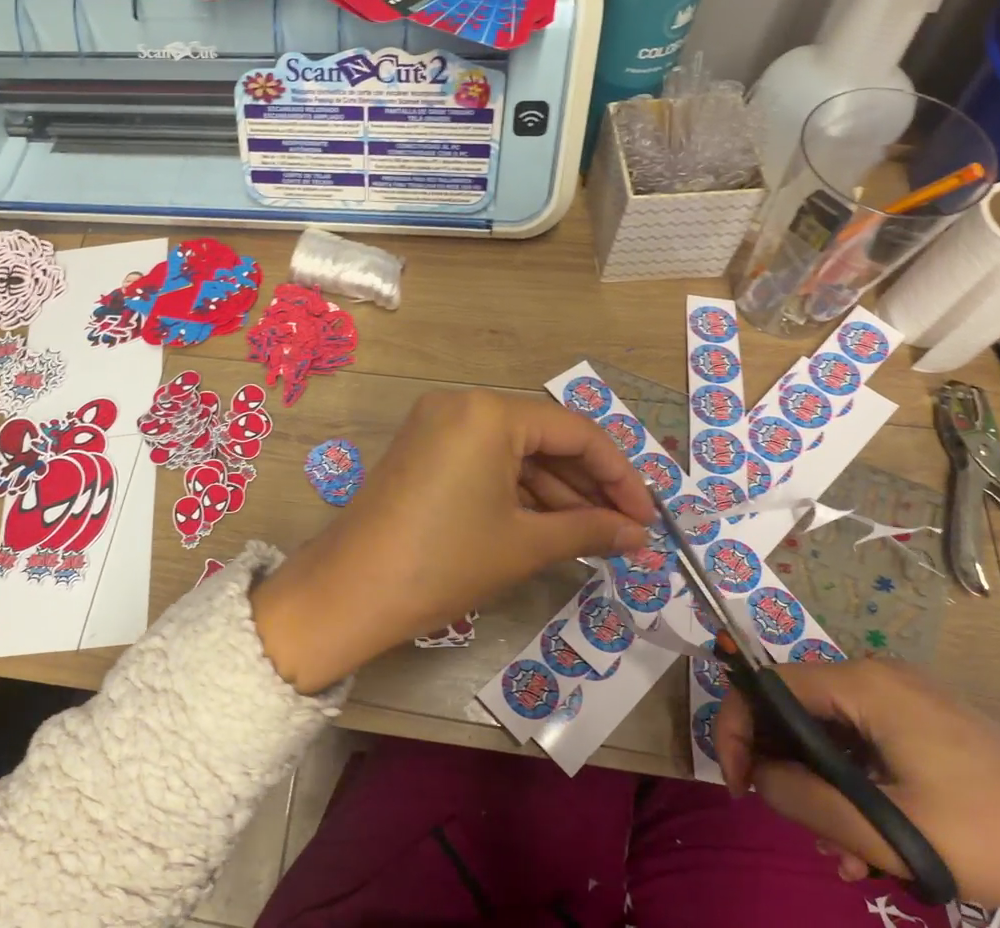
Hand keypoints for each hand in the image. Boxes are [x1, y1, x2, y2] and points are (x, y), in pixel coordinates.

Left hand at [252, 390, 656, 693]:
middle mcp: (460, 405)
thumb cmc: (444, 563)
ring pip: (514, 453)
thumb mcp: (524, 545)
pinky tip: (551, 527)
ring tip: (597, 537)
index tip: (648, 517)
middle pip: (544, 438)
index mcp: (488, 412)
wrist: (350, 593)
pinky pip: (484, 463)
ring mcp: (435, 427)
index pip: (576, 431)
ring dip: (556, 493)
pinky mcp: (421, 453)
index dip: (620, 475)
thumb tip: (640, 535)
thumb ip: (589, 530)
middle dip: (589, 486)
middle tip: (627, 530)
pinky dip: (518, 493)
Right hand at [714, 660, 999, 927]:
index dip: (737, 731)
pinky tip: (870, 848)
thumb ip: (800, 798)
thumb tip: (758, 775)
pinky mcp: (929, 730)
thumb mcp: (884, 828)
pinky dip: (855, 791)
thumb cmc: (994, 838)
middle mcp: (880, 679)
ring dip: (822, 793)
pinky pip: (865, 750)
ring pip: (830, 738)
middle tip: (800, 830)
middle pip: (796, 712)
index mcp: (866, 684)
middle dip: (787, 772)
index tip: (741, 790)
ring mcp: (908, 703)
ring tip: (843, 855)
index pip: (767, 685)